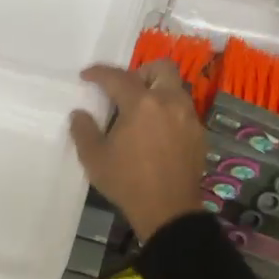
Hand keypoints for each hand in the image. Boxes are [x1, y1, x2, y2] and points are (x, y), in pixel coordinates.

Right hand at [71, 60, 204, 239]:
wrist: (168, 210)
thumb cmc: (127, 183)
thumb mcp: (94, 159)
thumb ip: (84, 131)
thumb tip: (79, 114)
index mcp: (141, 104)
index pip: (118, 77)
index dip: (99, 73)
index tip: (87, 76)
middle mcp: (169, 102)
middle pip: (161, 68)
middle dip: (141, 72)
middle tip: (126, 90)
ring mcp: (188, 117)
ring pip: (175, 89)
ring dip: (157, 92)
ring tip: (141, 113)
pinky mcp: (198, 134)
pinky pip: (183, 111)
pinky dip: (169, 112)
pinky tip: (157, 133)